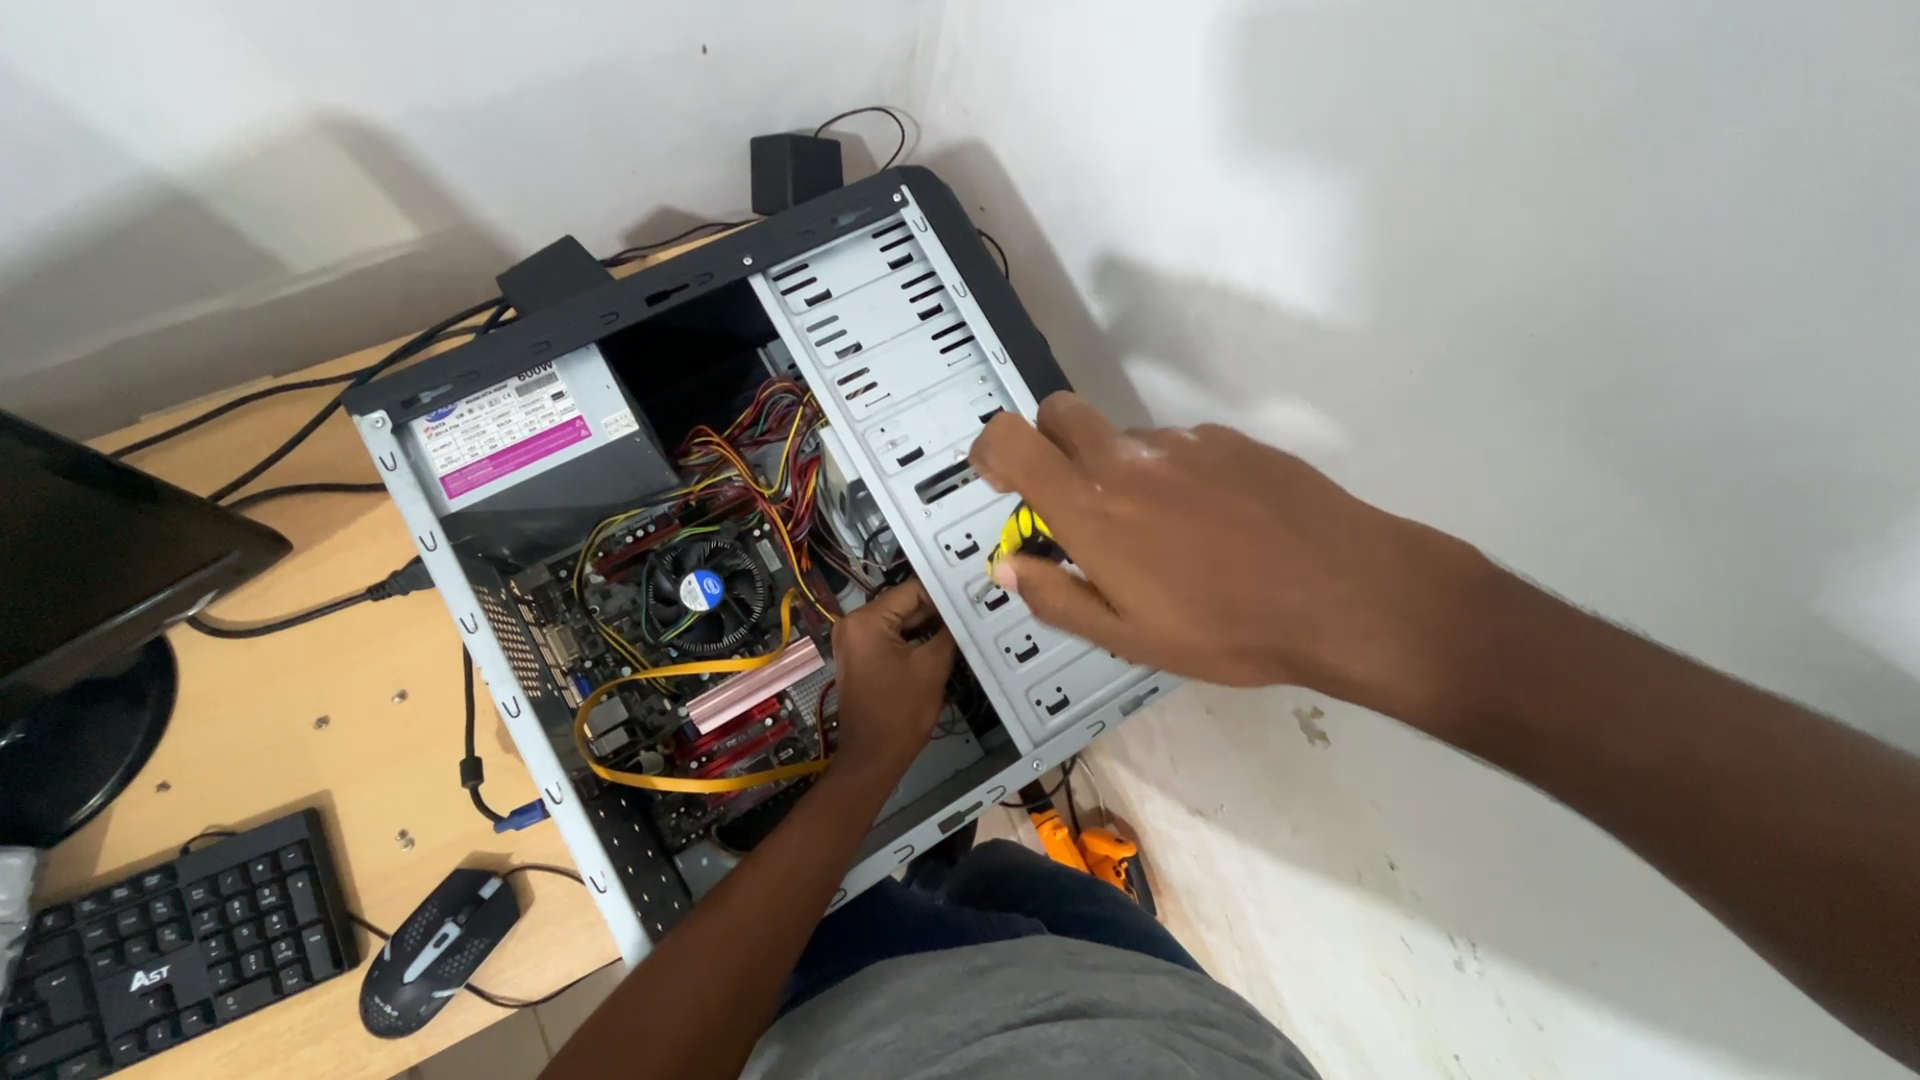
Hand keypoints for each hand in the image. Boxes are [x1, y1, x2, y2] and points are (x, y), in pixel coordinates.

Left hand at [828, 580, 956, 783]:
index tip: (971, 595)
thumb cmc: (901, 712)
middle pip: (903, 605)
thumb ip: (948, 632)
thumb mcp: (932, 667)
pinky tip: (942, 640)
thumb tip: (964, 611)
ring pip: (899, 621)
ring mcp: (854, 640)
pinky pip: (890, 637)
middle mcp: (853, 623)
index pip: (911, 591)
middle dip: (936, 610)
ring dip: (927, 625)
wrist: (873, 757)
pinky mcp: (860, 656)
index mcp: (866, 620)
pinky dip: (913, 639)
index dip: (944, 593)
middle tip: (971, 609)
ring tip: (962, 623)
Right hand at [968, 392, 1497, 728]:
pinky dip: (1173, 476)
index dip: (990, 449)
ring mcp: (1184, 442)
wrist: (1345, 593)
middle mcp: (1129, 459)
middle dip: (1049, 445)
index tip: (998, 479)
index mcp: (1092, 507)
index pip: (1011, 439)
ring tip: (1167, 536)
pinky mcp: (1231, 440)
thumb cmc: (1226, 629)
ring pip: (1124, 437)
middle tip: (1075, 502)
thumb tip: (1008, 565)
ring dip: (1119, 470)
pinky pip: (1179, 448)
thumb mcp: (1128, 637)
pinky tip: (1215, 524)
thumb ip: (1056, 597)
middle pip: (1060, 413)